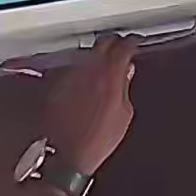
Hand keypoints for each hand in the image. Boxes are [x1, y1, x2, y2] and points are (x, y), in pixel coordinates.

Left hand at [42, 35, 138, 174]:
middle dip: (115, 42)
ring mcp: (73, 75)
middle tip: (122, 48)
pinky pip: (75, 67)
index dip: (133, 42)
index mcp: (110, 76)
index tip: (136, 44)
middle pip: (104, 42)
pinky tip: (88, 78)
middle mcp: (90, 70)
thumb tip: (127, 72)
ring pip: (88, 53)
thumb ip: (125, 87)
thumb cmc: (97, 139)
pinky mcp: (60, 83)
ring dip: (99, 54)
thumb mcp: (124, 114)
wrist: (69, 154)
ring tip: (105, 64)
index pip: (124, 46)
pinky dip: (84, 68)